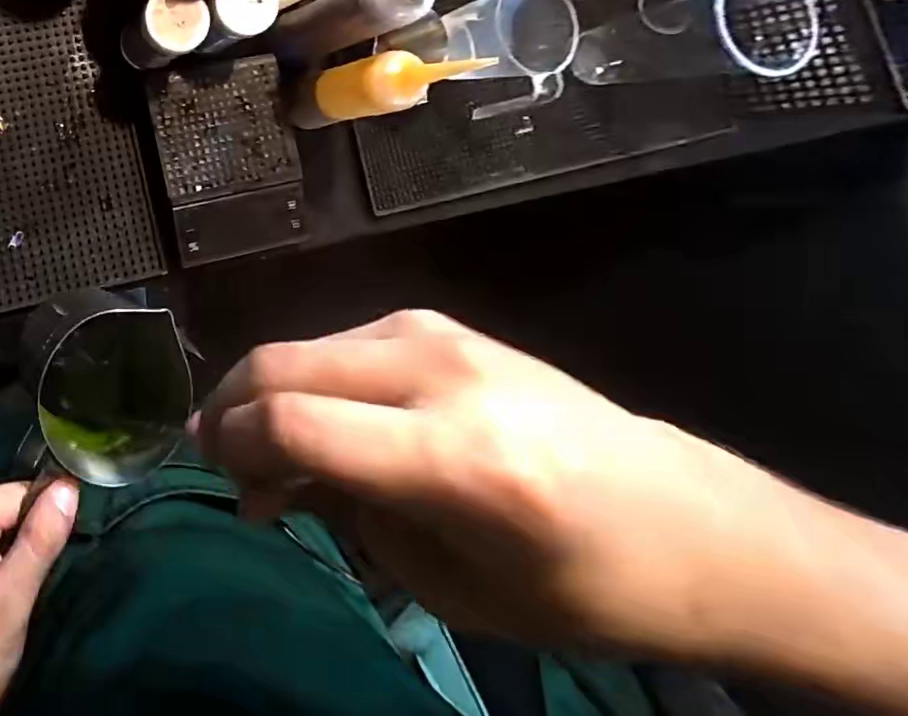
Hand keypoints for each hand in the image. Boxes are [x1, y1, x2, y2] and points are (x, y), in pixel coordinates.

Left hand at [0, 479, 78, 715]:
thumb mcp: (10, 604)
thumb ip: (41, 539)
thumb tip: (69, 485)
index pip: (21, 493)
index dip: (43, 523)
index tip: (49, 562)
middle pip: (3, 503)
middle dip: (22, 536)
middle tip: (22, 584)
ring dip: (5, 546)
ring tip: (3, 589)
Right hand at [191, 310, 819, 659]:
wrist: (693, 520)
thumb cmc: (584, 585)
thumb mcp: (451, 587)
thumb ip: (344, 516)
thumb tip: (264, 482)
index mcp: (456, 460)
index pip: (297, 425)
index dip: (235, 444)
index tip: (216, 472)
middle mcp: (439, 373)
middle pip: (283, 364)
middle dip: (230, 405)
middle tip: (214, 452)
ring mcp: (437, 333)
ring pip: (303, 346)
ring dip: (264, 391)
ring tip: (262, 446)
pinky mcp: (437, 322)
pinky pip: (338, 343)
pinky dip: (305, 377)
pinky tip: (314, 415)